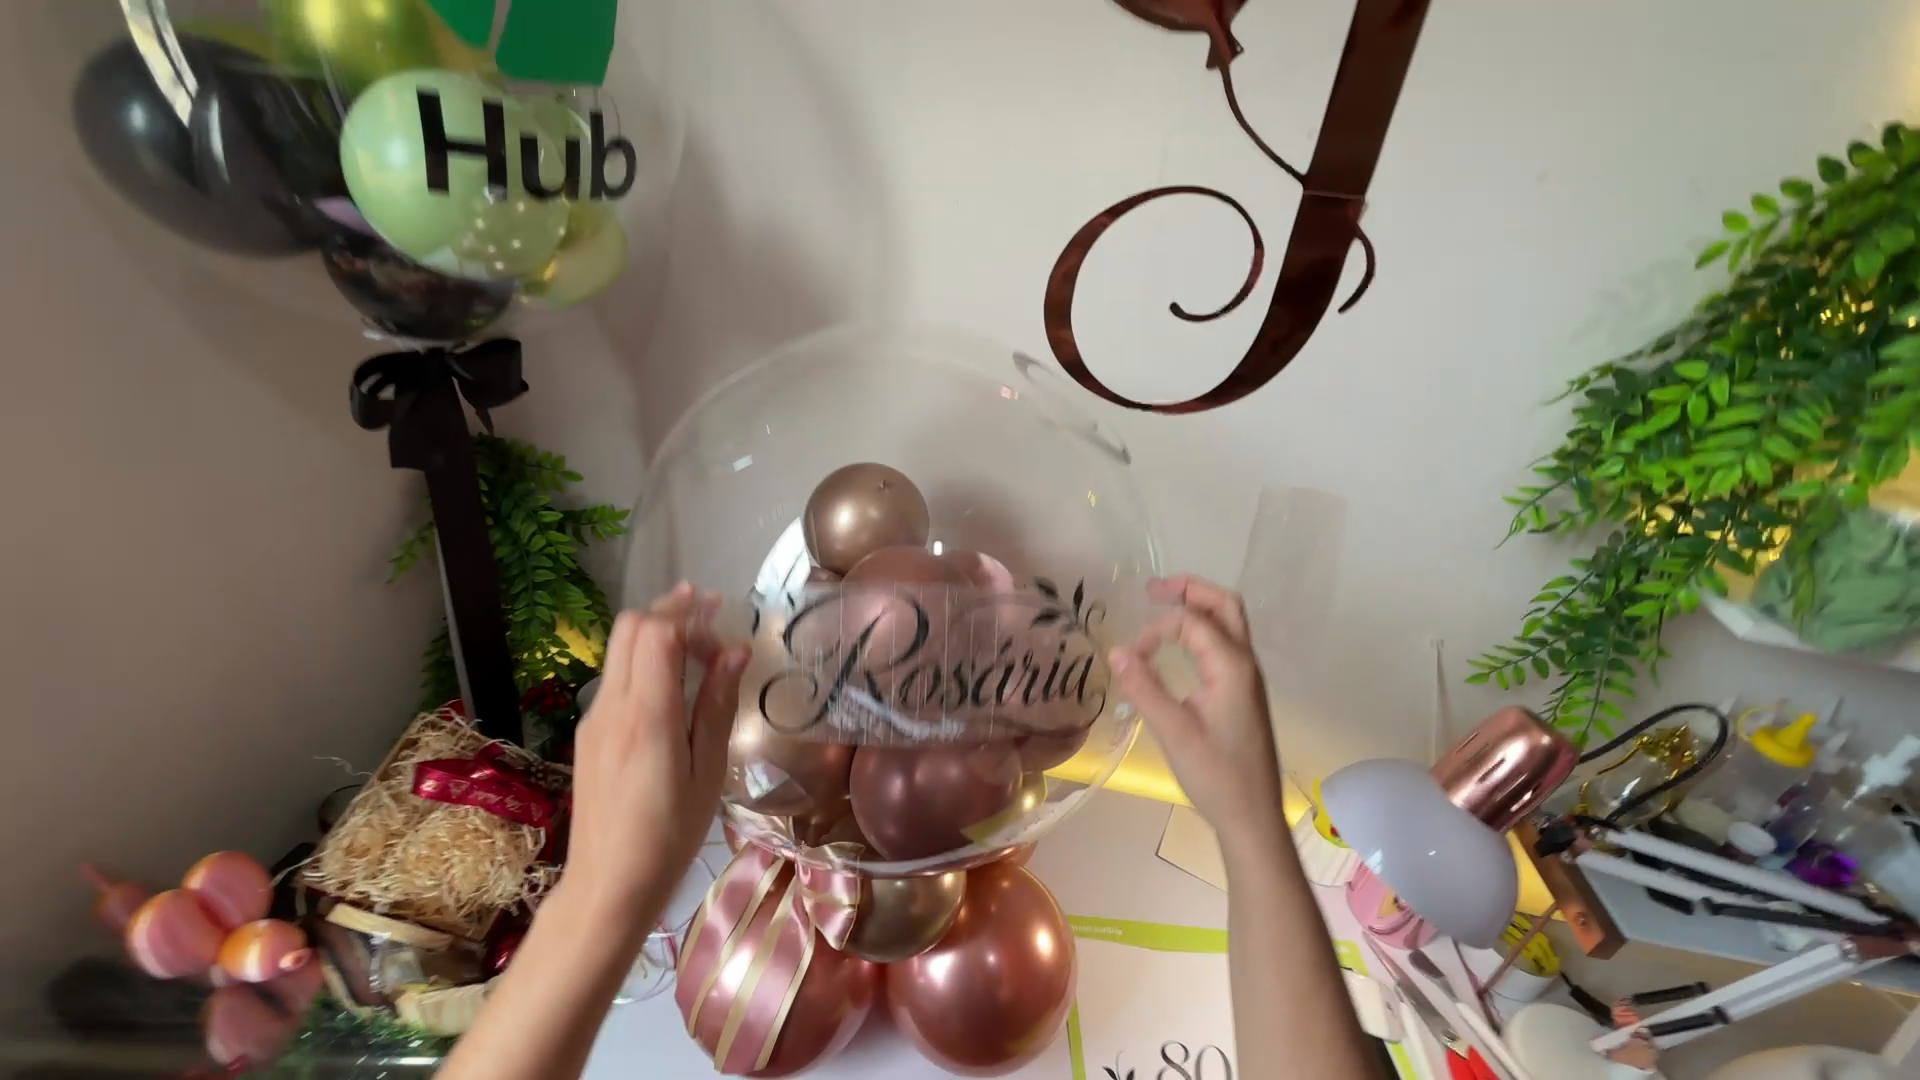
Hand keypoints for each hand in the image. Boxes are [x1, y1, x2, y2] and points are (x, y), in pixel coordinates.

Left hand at [564, 584, 748, 928]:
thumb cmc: (671, 835)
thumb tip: (735, 651)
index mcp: (646, 716)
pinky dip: (645, 662)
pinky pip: (617, 677)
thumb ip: (716, 705)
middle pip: (630, 627)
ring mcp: (594, 719)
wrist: (607, 886)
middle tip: (711, 620)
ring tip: (699, 651)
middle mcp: (612, 706)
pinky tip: (673, 689)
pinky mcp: (590, 733)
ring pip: (619, 649)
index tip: (722, 614)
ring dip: (657, 635)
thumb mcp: (707, 771)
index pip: (657, 633)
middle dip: (670, 612)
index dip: (689, 613)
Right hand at [1109, 576, 1286, 856]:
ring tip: (1163, 606)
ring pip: (1230, 624)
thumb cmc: (1215, 775)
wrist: (1252, 816)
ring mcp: (1248, 678)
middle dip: (1189, 590)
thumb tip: (1116, 650)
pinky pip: (1226, 645)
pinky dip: (1202, 630)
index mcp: (1232, 666)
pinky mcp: (1243, 693)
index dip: (1156, 629)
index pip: (1192, 622)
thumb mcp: (1172, 731)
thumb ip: (1143, 688)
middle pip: (1225, 605)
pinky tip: (1179, 646)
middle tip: (1153, 590)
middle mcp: (1246, 663)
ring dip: (1198, 607)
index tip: (1131, 656)